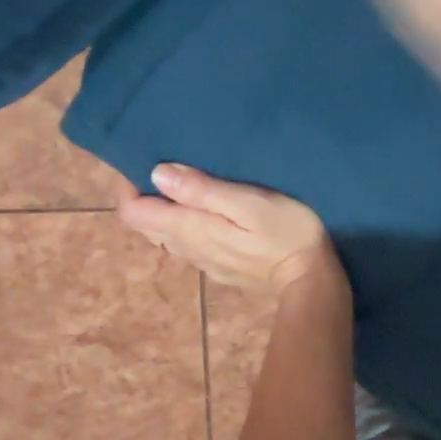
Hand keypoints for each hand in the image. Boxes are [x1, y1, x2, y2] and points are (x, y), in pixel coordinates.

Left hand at [119, 164, 343, 298]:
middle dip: (143, 194)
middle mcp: (186, 248)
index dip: (128, 186)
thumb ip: (204, 190)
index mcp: (189, 228)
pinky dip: (181, 223)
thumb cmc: (286, 233)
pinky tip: (204, 210)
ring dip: (162, 209)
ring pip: (163, 234)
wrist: (311, 280)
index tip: (143, 159)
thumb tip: (159, 174)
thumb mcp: (250, 203)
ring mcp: (202, 261)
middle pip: (144, 224)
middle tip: (162, 165)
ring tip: (183, 183)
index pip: (133, 212)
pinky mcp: (219, 265)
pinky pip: (185, 243)